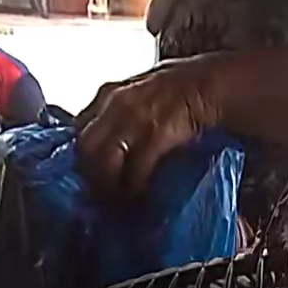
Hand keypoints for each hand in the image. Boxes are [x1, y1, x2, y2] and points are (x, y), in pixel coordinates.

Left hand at [76, 56, 221, 198]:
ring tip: (119, 202)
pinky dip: (135, 189)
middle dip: (91, 177)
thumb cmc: (179, 92)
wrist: (210, 86)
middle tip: (101, 197)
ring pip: (105, 162)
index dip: (80, 157)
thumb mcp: (139, 94)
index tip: (87, 177)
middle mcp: (116, 104)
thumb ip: (120, 114)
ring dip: (110, 188)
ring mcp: (135, 118)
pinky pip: (136, 170)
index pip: (77, 129)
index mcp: (109, 94)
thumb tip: (109, 145)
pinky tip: (140, 198)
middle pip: (86, 149)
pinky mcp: (157, 133)